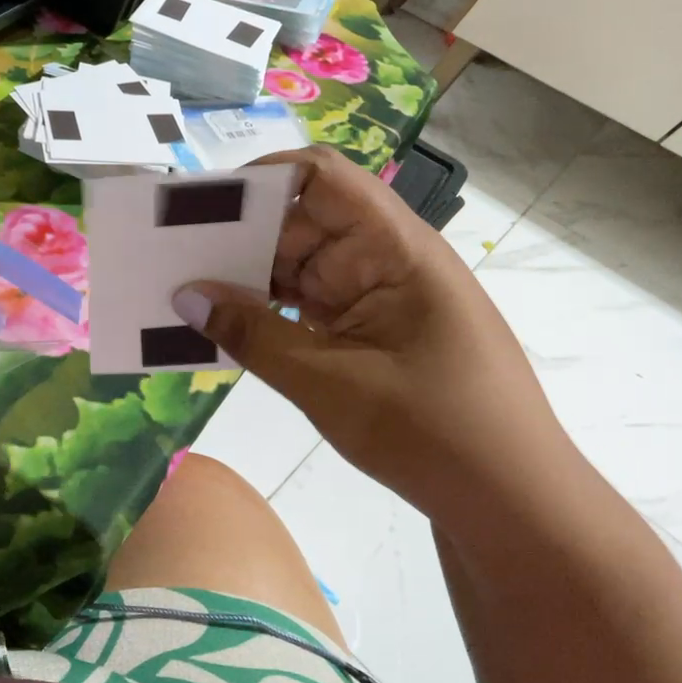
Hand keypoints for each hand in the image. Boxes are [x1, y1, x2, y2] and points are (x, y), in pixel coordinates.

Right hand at [170, 147, 571, 513]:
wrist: (514, 505)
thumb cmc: (435, 433)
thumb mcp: (329, 383)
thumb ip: (252, 335)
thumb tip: (184, 296)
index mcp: (394, 250)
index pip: (322, 179)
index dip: (260, 177)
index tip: (198, 205)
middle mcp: (383, 259)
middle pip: (297, 221)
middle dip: (235, 234)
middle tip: (167, 254)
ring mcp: (373, 295)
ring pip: (294, 265)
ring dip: (243, 276)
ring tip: (179, 288)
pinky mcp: (363, 329)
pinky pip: (301, 303)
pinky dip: (262, 311)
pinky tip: (218, 325)